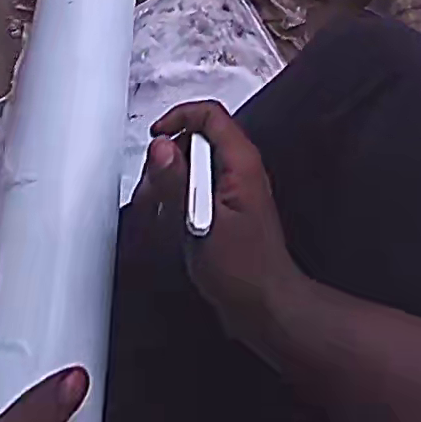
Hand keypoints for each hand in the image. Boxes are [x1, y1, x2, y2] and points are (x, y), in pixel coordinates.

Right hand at [135, 101, 304, 341]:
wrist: (267, 308)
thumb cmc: (244, 272)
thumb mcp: (201, 223)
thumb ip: (177, 183)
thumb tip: (160, 147)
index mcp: (240, 161)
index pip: (209, 114)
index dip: (179, 117)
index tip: (156, 138)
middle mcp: (240, 166)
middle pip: (198, 136)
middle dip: (168, 157)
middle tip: (152, 187)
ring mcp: (235, 184)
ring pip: (195, 160)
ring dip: (170, 179)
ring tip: (158, 211)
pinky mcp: (228, 203)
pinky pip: (199, 183)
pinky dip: (180, 194)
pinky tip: (171, 221)